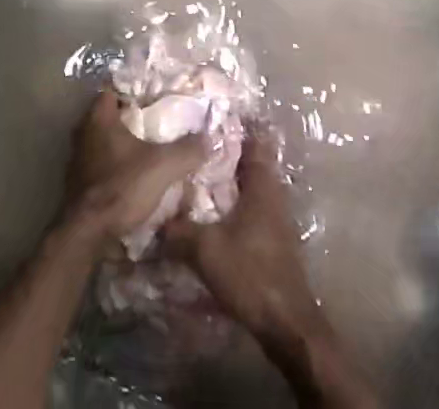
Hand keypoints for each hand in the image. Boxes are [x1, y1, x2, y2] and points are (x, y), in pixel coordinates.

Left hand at [64, 91, 206, 243]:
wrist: (89, 231)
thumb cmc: (122, 187)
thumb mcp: (163, 167)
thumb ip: (186, 150)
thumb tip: (208, 138)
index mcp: (99, 119)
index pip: (111, 91)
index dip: (131, 92)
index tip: (152, 98)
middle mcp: (83, 133)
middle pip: (107, 116)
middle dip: (129, 119)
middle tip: (156, 124)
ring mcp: (77, 157)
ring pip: (102, 141)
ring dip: (121, 144)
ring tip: (148, 150)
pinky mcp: (78, 181)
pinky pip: (99, 163)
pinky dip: (114, 165)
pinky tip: (133, 176)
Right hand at [164, 128, 325, 347]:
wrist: (287, 326)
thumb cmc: (249, 273)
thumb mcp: (203, 248)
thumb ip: (176, 229)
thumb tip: (152, 216)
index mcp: (262, 187)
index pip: (255, 143)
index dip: (238, 125)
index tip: (215, 111)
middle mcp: (273, 198)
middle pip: (251, 163)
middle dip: (226, 151)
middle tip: (195, 139)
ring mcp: (275, 222)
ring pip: (249, 188)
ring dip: (228, 179)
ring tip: (196, 171)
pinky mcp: (272, 243)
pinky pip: (248, 210)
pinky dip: (230, 203)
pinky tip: (207, 210)